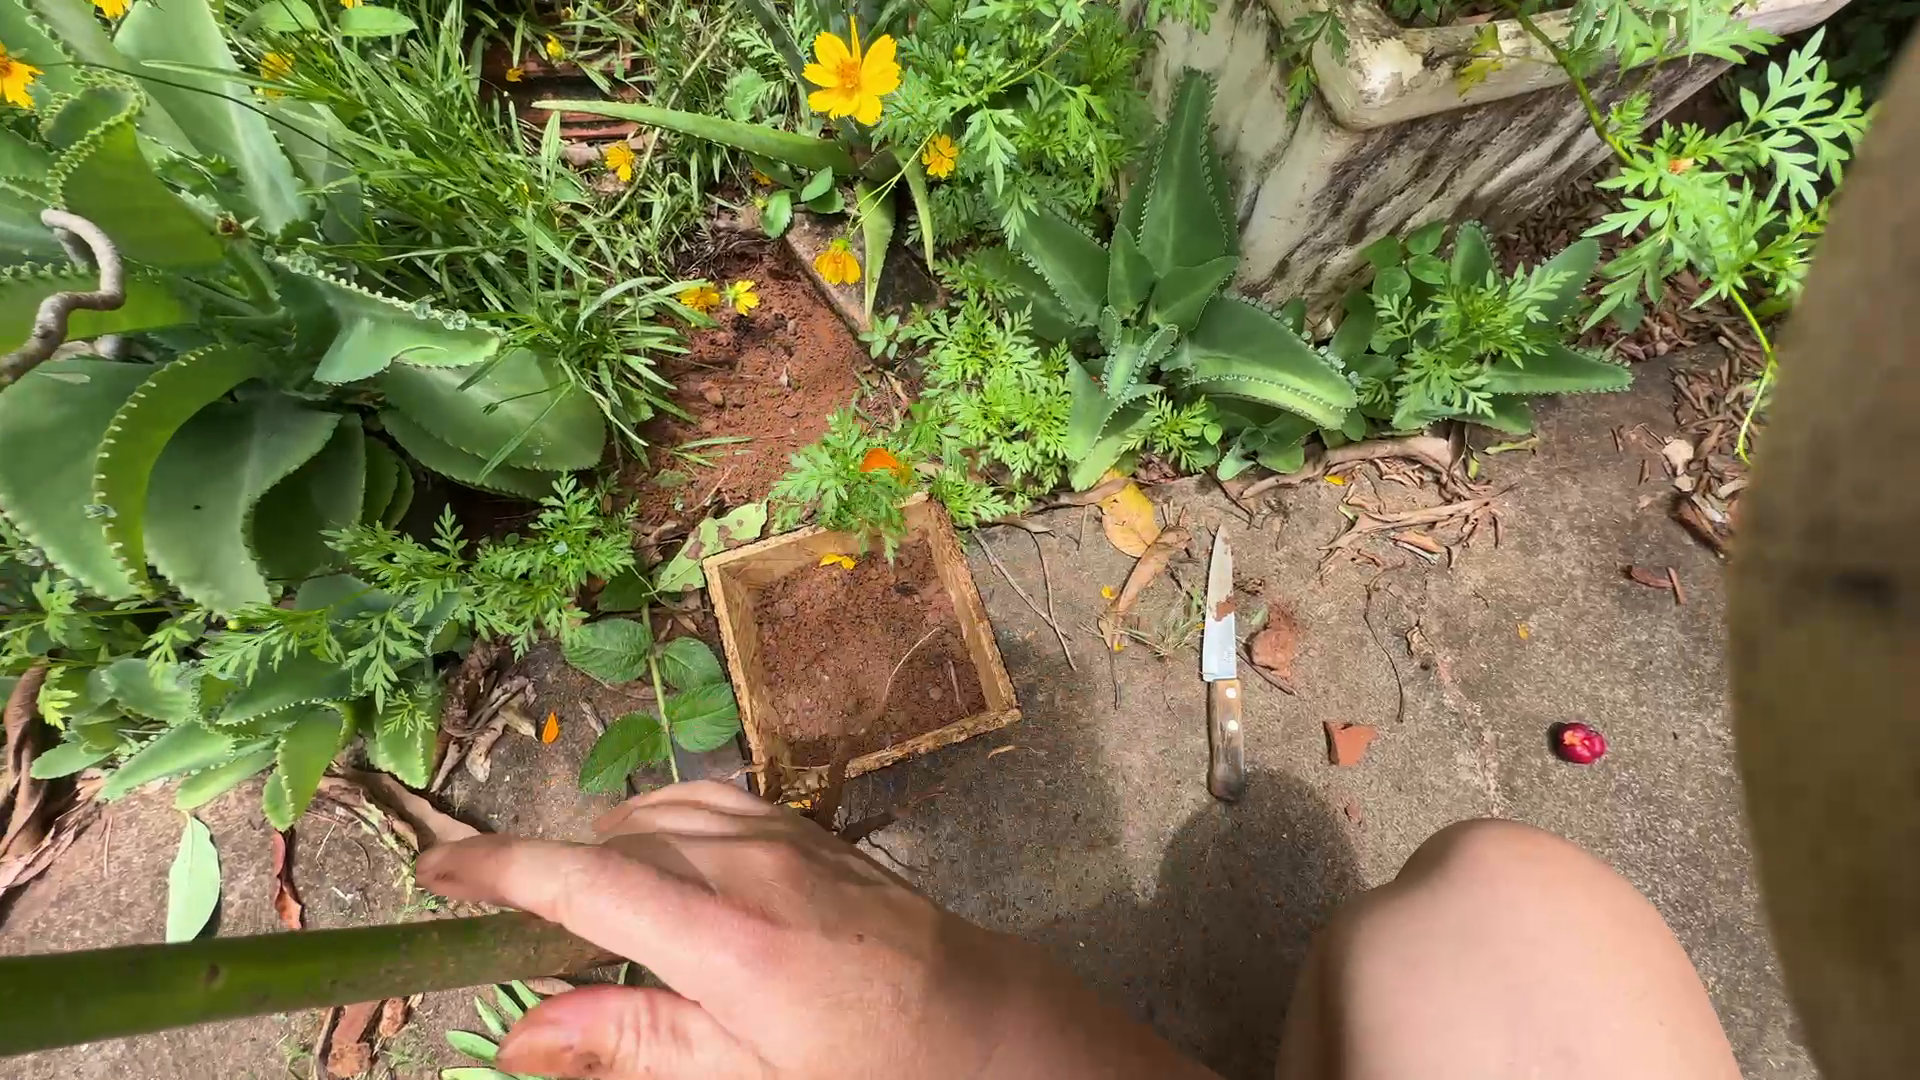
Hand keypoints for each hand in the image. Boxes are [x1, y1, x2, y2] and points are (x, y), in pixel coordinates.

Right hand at [418, 781, 1216, 1079]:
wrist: (967, 1006)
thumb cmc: (857, 1061)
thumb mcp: (741, 1076)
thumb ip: (633, 1043)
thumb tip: (523, 1035)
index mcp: (724, 936)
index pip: (589, 882)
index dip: (503, 867)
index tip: (438, 870)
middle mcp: (748, 863)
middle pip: (620, 838)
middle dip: (553, 863)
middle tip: (511, 914)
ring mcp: (782, 833)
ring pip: (666, 809)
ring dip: (611, 838)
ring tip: (582, 890)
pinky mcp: (804, 826)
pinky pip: (715, 800)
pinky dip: (668, 817)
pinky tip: (663, 851)